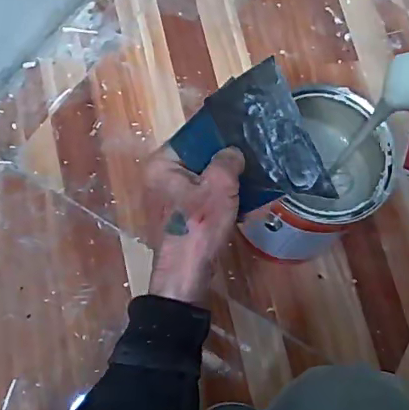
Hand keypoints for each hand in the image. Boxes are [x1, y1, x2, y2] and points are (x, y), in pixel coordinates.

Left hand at [142, 146, 244, 304]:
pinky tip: (241, 200)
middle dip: (224, 161)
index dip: (218, 137)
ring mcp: (168, 199)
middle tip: (250, 158)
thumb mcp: (220, 186)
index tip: (242, 137)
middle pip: (198, 159)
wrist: (187, 273)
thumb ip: (227, 160)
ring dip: (225, 182)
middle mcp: (159, 178)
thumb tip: (233, 152)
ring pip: (203, 180)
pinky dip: (220, 198)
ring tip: (250, 178)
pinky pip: (203, 198)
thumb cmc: (199, 225)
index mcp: (161, 164)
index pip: (192, 137)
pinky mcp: (180, 216)